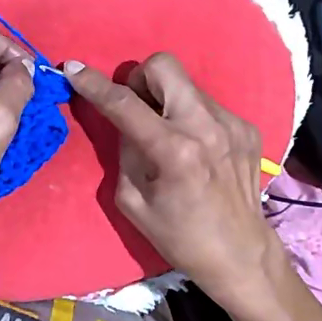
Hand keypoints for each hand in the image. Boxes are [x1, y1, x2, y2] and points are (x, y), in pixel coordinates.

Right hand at [62, 54, 292, 320]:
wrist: (240, 254)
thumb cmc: (180, 236)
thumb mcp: (132, 201)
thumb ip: (124, 152)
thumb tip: (123, 121)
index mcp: (174, 151)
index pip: (125, 104)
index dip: (94, 84)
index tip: (74, 70)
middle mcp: (206, 126)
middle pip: (164, 66)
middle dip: (140, 79)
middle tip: (136, 108)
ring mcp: (232, 123)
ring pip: (186, 84)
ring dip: (167, 100)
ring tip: (168, 135)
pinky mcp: (247, 128)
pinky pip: (207, 104)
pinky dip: (191, 117)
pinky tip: (196, 149)